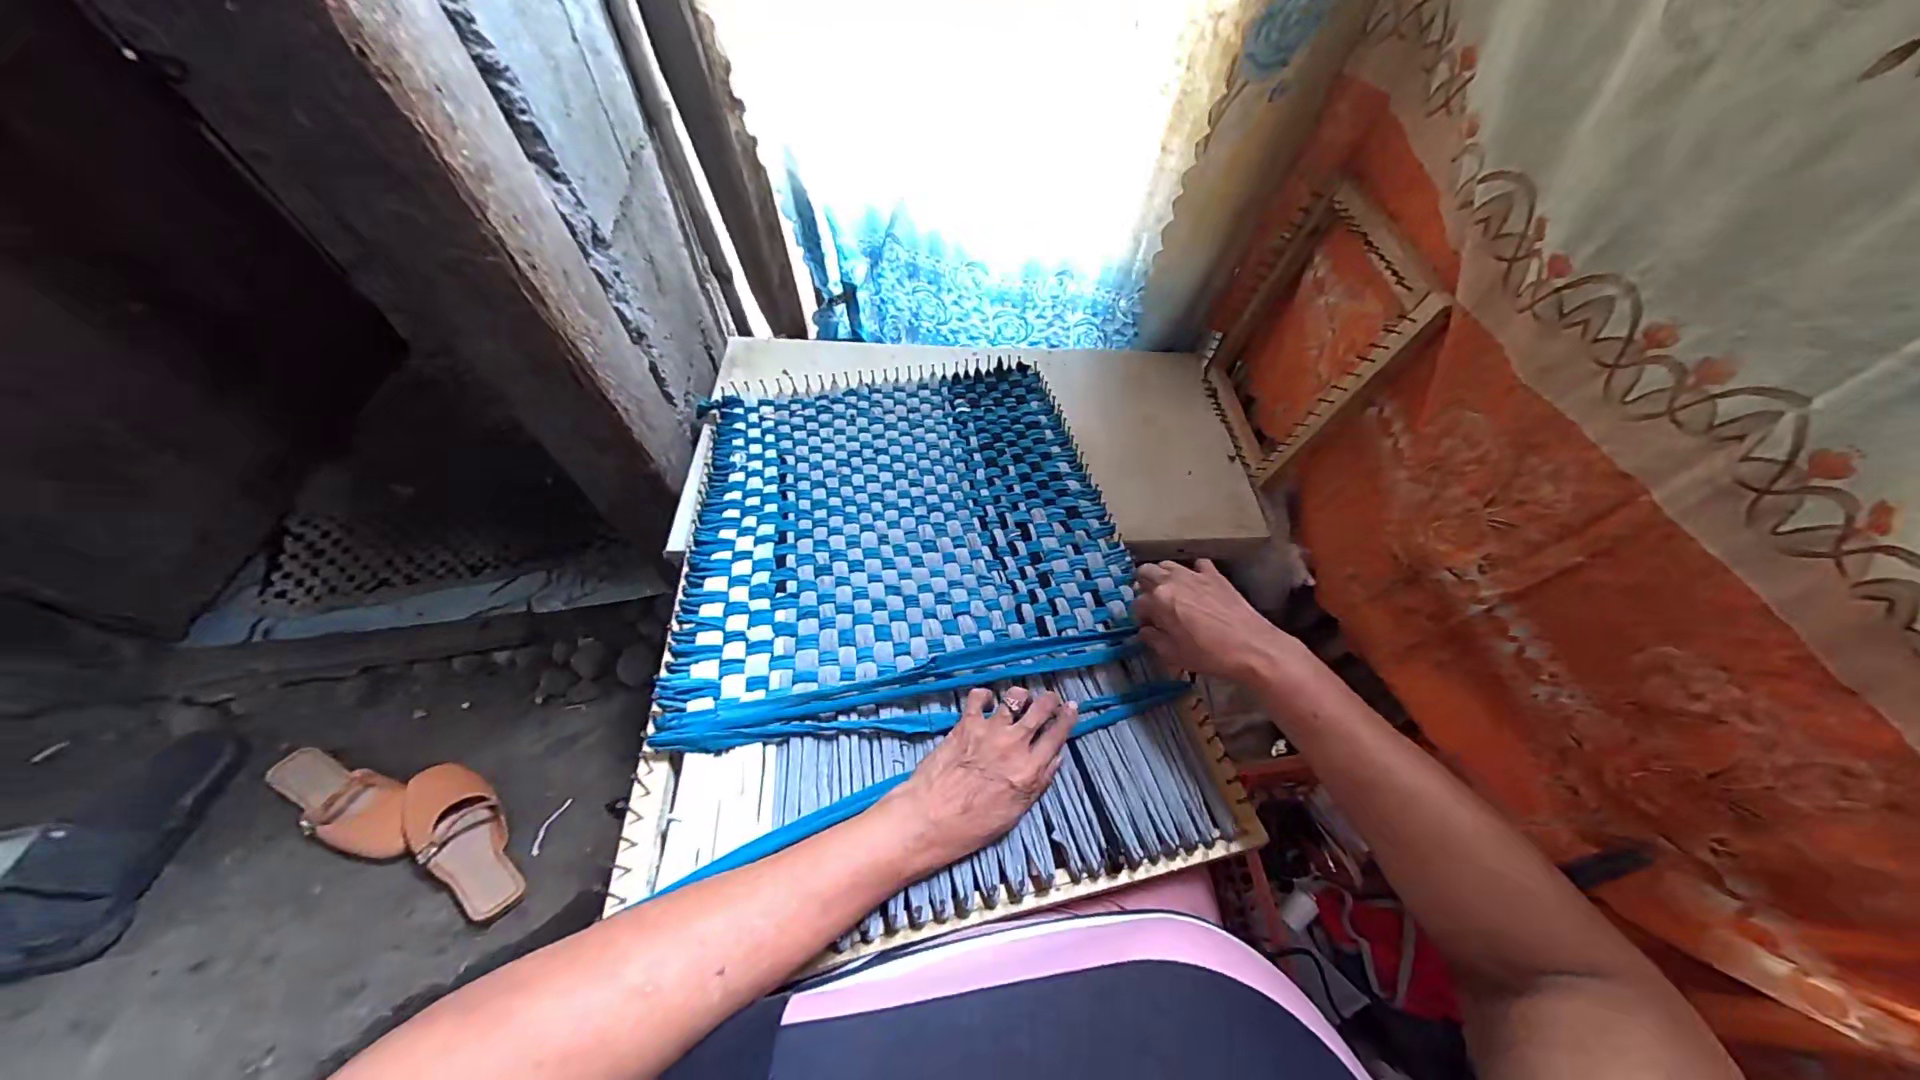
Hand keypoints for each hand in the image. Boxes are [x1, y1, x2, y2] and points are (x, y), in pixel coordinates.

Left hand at [877, 687, 1074, 868]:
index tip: (1072, 708)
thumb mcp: (1017, 810)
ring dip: (1021, 696)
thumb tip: (1054, 757)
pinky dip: (985, 695)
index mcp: (1030, 769)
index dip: (1068, 717)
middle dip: (1049, 700)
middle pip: (1041, 708)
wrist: (931, 817)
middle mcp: (1014, 744)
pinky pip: (980, 697)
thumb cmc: (974, 824)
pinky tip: (986, 701)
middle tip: (1048, 699)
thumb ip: (1039, 781)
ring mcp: (989, 730)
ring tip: (1019, 699)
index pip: (1058, 734)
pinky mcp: (966, 724)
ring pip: (1015, 697)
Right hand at [1135, 559, 1293, 680]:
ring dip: (1164, 576)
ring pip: (1167, 565)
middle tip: (1154, 604)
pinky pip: (1198, 565)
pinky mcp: (1215, 575)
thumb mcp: (1173, 654)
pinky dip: (1194, 572)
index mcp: (1158, 601)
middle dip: (1145, 586)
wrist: (1253, 647)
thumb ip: (1153, 639)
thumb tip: (1145, 630)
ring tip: (1172, 593)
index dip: (1140, 616)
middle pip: (1145, 572)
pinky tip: (1199, 585)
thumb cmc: (1209, 654)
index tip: (1148, 626)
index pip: (1137, 603)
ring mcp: (1194, 575)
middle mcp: (1172, 581)